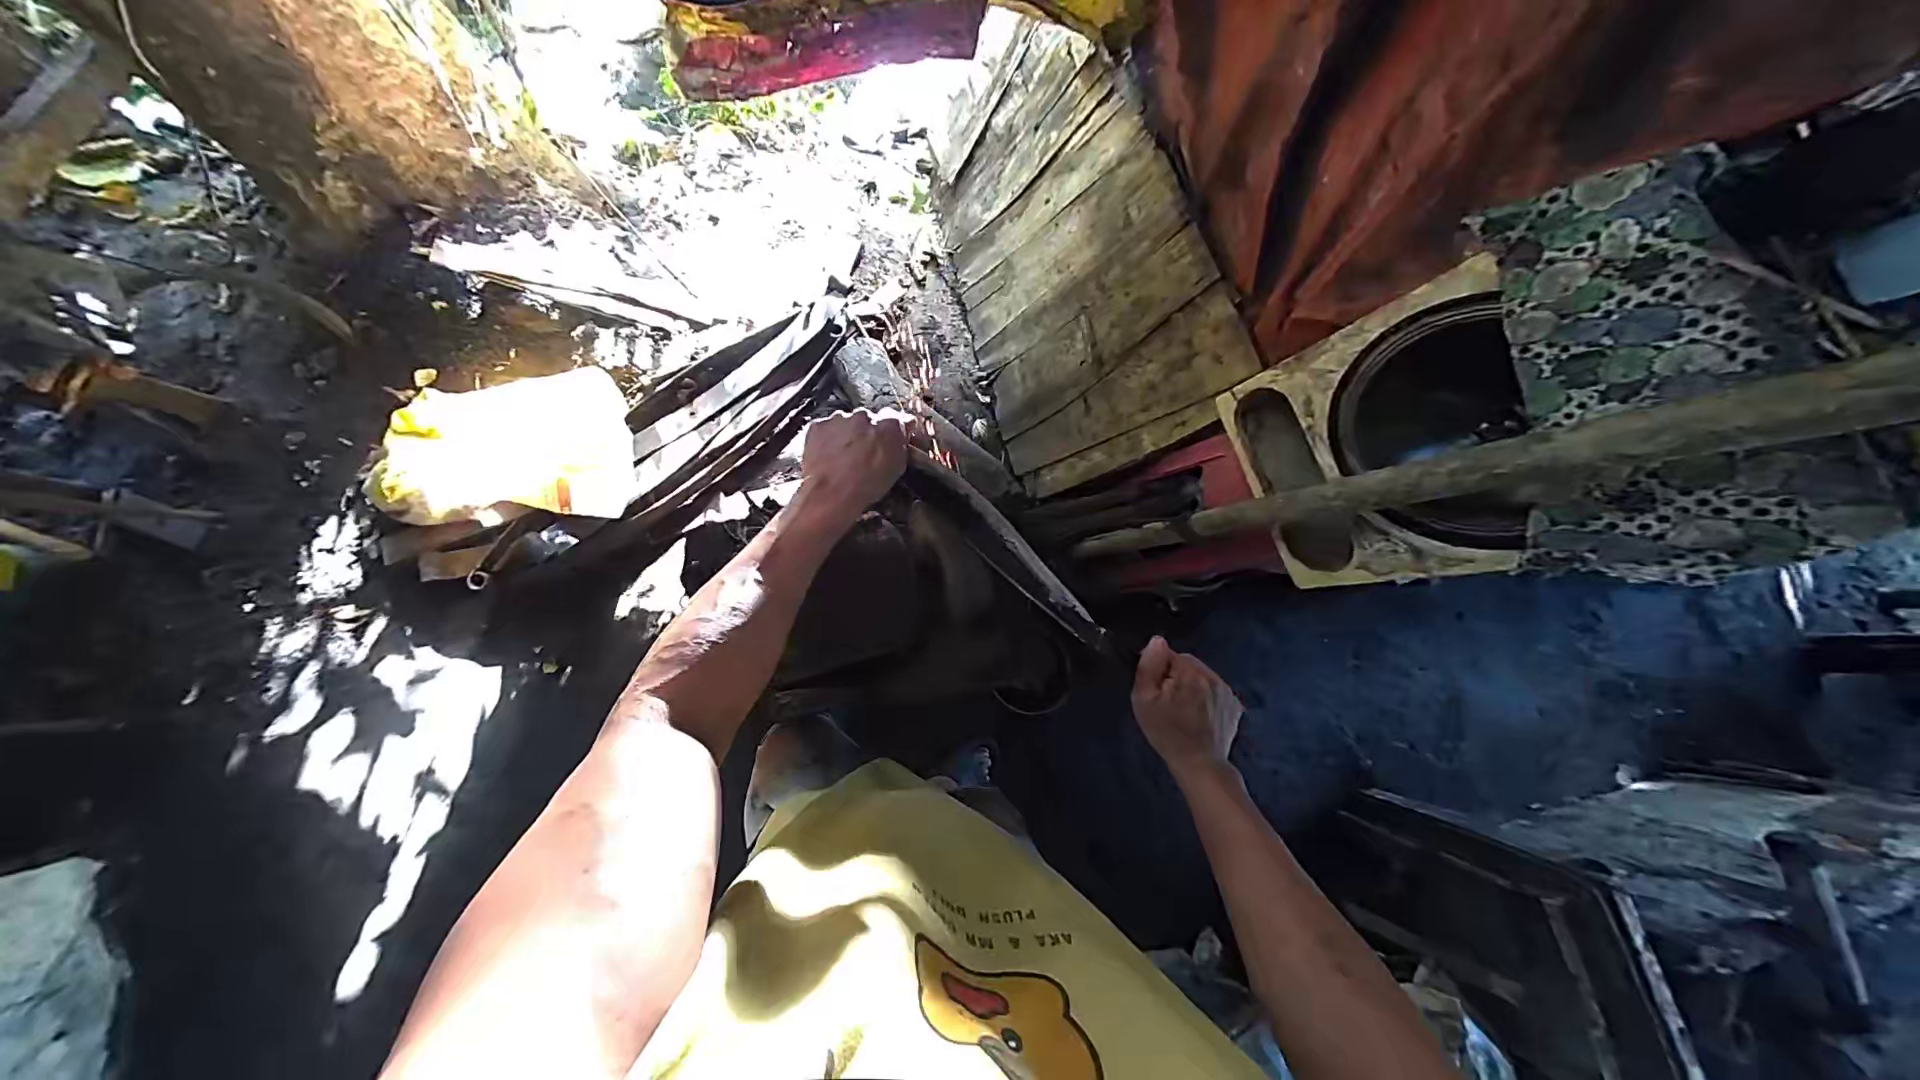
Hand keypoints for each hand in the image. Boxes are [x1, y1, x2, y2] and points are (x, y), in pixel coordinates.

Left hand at [797, 409, 909, 524]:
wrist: (831, 494)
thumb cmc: (863, 487)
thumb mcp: (895, 471)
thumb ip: (899, 448)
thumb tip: (899, 443)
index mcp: (889, 426)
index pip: (897, 420)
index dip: (894, 431)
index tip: (892, 439)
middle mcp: (865, 417)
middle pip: (868, 420)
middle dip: (867, 435)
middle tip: (864, 456)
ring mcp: (840, 420)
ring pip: (845, 423)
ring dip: (846, 437)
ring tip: (843, 461)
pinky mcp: (818, 426)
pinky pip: (825, 429)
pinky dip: (826, 440)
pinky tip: (827, 458)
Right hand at [1131, 636, 1242, 781]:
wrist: (1199, 764)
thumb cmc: (1166, 732)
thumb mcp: (1144, 699)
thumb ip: (1149, 666)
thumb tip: (1157, 641)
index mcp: (1189, 672)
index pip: (1168, 654)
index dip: (1158, 670)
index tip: (1156, 691)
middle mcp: (1212, 676)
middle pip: (1187, 663)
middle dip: (1176, 676)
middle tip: (1167, 702)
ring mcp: (1227, 691)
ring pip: (1201, 676)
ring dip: (1191, 685)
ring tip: (1183, 710)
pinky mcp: (1235, 705)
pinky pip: (1214, 690)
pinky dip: (1206, 697)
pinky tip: (1198, 715)